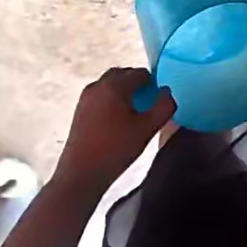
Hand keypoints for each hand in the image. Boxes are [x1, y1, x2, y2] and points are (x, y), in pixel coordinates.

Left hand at [55, 67, 174, 193]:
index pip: (140, 73)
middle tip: (149, 101)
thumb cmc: (116, 149)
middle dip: (137, 83)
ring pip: (110, 84)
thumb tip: (166, 92)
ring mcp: (86, 97)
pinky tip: (118, 119)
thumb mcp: (147, 128)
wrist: (81, 174)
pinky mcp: (79, 110)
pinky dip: (112, 99)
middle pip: (123, 74)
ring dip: (124, 91)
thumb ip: (164, 106)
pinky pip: (100, 95)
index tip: (159, 98)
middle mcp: (98, 85)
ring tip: (135, 111)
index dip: (153, 83)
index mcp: (114, 85)